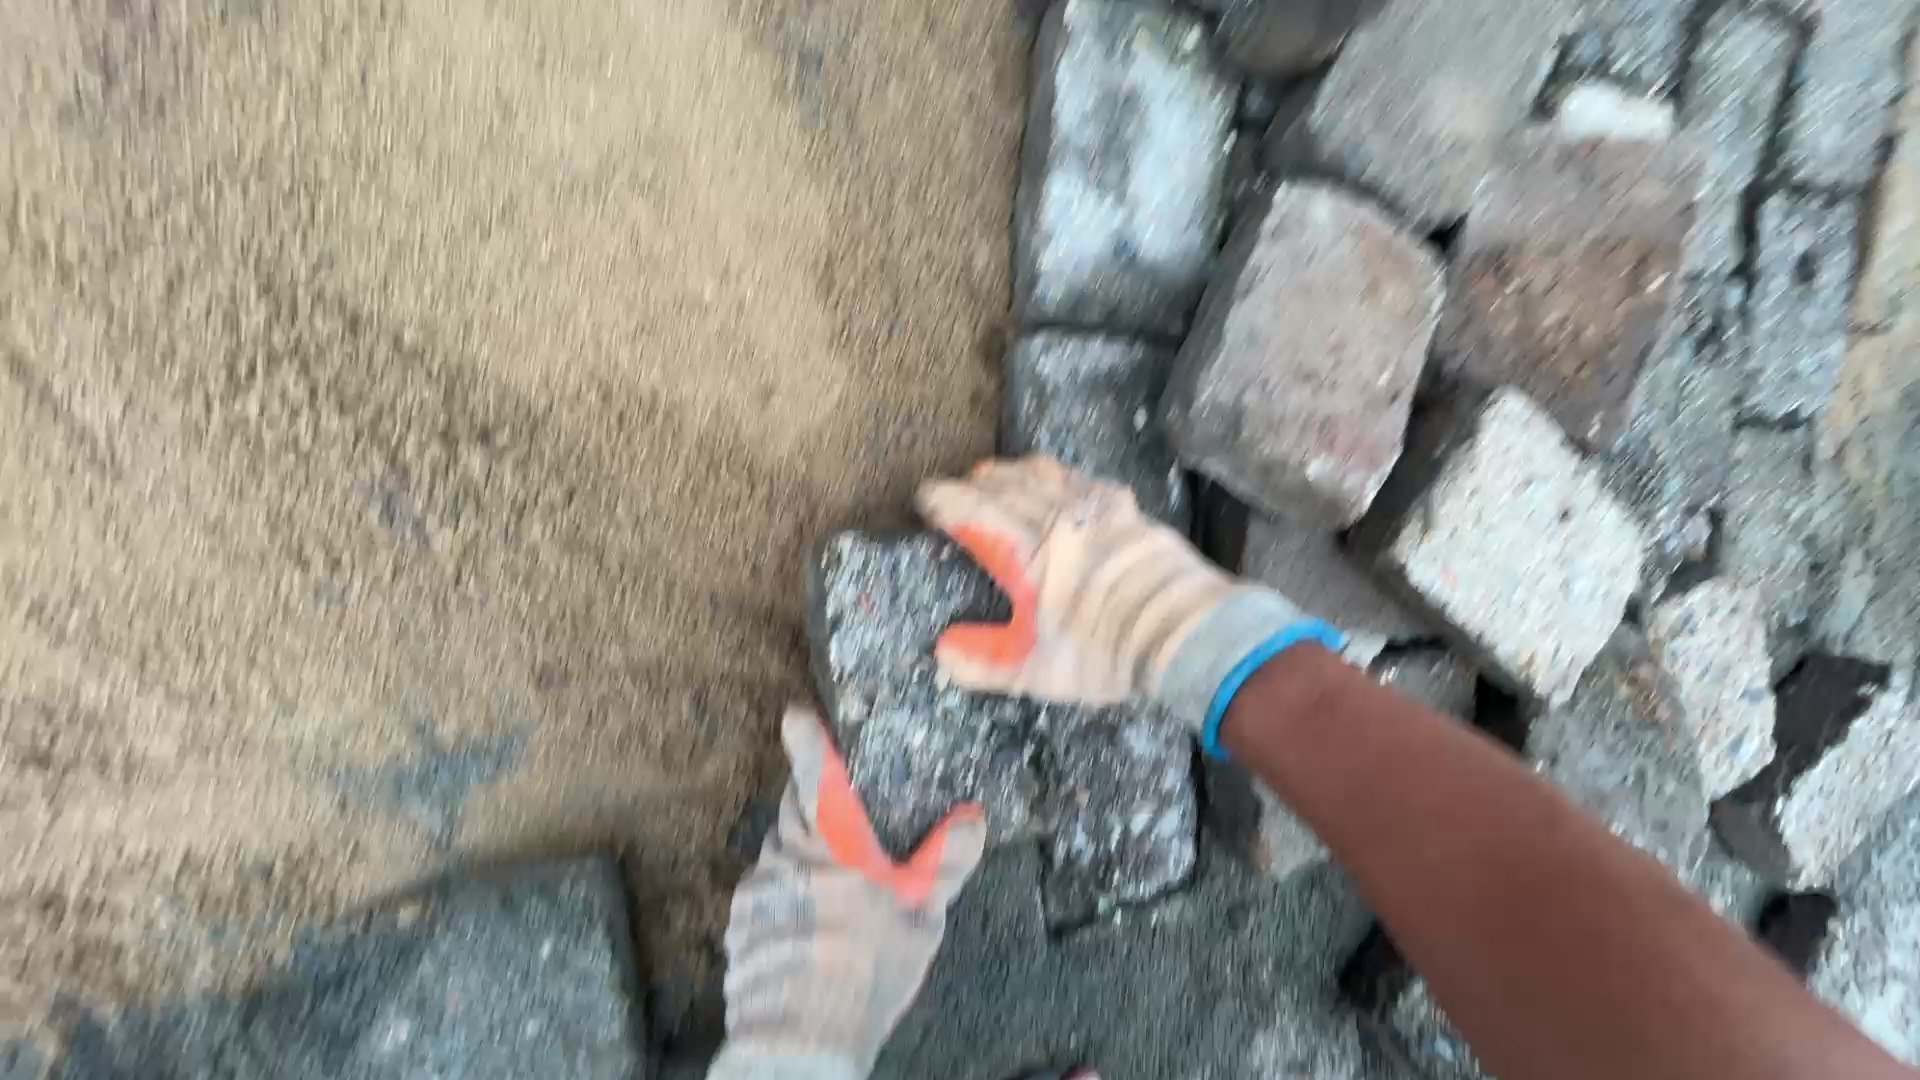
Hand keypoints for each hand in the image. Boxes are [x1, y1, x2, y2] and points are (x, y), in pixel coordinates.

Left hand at [709, 707, 987, 1079]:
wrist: (801, 1042)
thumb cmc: (869, 968)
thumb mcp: (922, 917)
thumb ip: (948, 863)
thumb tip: (975, 818)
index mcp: (833, 844)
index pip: (816, 777)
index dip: (806, 742)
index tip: (795, 715)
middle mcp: (787, 855)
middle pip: (791, 807)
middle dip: (807, 797)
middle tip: (834, 810)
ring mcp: (756, 891)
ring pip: (777, 848)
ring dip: (798, 850)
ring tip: (830, 880)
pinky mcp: (740, 925)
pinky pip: (763, 889)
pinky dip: (783, 889)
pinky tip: (807, 922)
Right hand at [915, 457, 1235, 703]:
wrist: (1184, 633)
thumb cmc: (1102, 651)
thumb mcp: (1035, 670)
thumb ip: (983, 660)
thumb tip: (944, 651)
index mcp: (1023, 550)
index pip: (968, 509)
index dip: (942, 499)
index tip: (926, 497)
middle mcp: (1054, 517)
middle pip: (1004, 482)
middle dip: (976, 481)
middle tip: (962, 487)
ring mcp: (1094, 507)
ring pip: (1044, 472)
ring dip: (1016, 472)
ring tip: (1004, 476)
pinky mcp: (1127, 509)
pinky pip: (1084, 479)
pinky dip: (1062, 478)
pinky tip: (1067, 486)